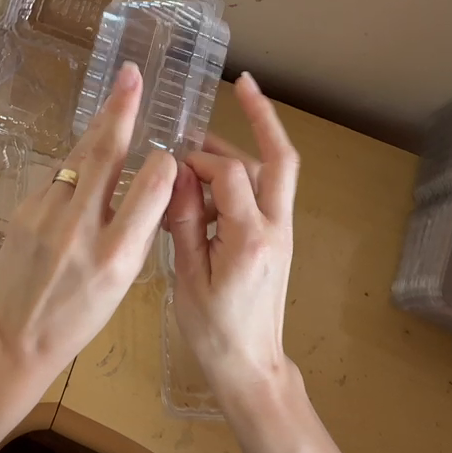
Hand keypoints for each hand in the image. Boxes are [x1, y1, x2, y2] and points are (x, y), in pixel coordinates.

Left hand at [0, 61, 177, 376]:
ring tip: (118, 98)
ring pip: (79, 158)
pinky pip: (59, 174)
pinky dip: (77, 162)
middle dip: (121, 110)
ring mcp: (46, 214)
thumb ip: (138, 230)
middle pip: (105, 154)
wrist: (14, 335)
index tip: (169, 153)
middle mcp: (80, 228)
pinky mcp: (24, 208)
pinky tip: (87, 156)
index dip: (164, 163)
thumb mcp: (123, 282)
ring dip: (99, 128)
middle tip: (131, 75)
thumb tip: (152, 181)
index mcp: (117, 254)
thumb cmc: (80, 316)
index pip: (151, 188)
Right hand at [166, 71, 300, 403]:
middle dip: (263, 118)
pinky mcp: (276, 238)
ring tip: (200, 142)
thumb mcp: (187, 277)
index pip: (231, 174)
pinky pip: (264, 192)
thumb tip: (176, 174)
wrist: (252, 369)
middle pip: (279, 159)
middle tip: (243, 83)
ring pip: (273, 172)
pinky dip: (239, 175)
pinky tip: (205, 184)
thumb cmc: (214, 331)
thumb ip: (182, 221)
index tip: (171, 167)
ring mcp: (281, 232)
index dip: (199, 161)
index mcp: (250, 238)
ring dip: (243, 147)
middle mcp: (275, 228)